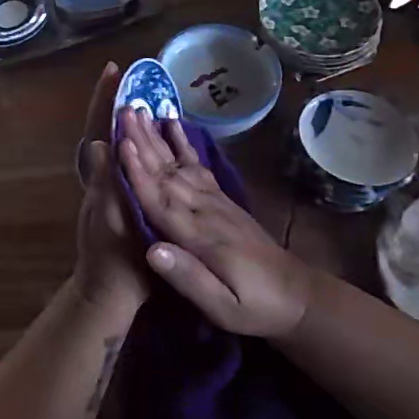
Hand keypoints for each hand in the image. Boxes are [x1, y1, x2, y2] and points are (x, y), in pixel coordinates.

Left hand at [73, 63, 150, 311]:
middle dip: (115, 100)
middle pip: (107, 129)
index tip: (112, 72)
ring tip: (147, 92)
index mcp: (99, 179)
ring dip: (130, 116)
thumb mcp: (111, 223)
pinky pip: (133, 160)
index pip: (98, 129)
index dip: (103, 101)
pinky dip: (141, 140)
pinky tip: (158, 134)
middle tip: (130, 73)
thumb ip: (105, 185)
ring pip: (121, 142)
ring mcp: (113, 187)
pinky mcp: (126, 198)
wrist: (112, 293)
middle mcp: (102, 177)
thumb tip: (100, 144)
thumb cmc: (114, 262)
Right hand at [116, 108, 316, 337]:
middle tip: (122, 111)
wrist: (297, 296)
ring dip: (156, 137)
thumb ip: (188, 278)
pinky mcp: (222, 199)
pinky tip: (172, 124)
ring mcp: (215, 202)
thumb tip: (152, 250)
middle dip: (143, 142)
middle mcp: (205, 211)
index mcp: (200, 237)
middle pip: (167, 172)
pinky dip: (183, 143)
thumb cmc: (254, 307)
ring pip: (178, 164)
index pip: (162, 200)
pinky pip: (198, 166)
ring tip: (138, 111)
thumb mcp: (222, 307)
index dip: (139, 173)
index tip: (121, 145)